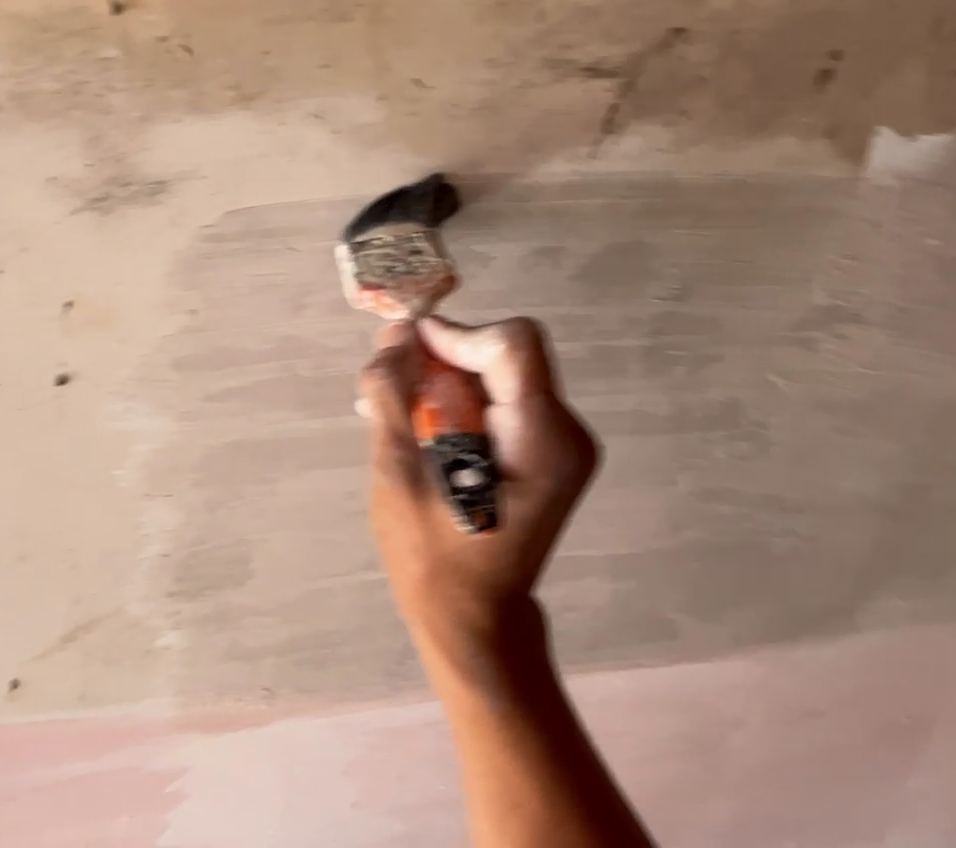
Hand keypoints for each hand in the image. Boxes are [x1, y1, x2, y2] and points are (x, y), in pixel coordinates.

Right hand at [357, 316, 598, 654]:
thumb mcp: (397, 474)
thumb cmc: (431, 558)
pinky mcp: (547, 453)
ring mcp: (562, 445)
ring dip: (445, 381)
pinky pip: (502, 400)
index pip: (511, 343)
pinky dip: (459, 402)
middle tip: (389, 385)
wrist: (473, 620)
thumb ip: (393, 396)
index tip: (403, 350)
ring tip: (395, 411)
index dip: (454, 335)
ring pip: (501, 373)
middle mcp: (566, 434)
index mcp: (541, 440)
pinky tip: (421, 428)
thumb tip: (397, 335)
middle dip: (444, 359)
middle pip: (505, 354)